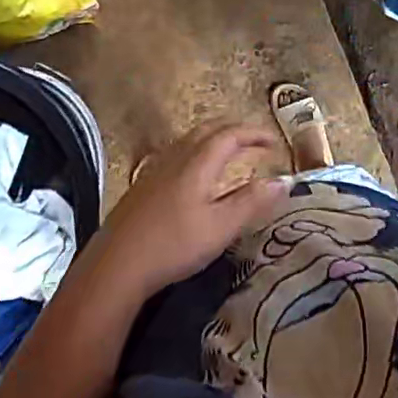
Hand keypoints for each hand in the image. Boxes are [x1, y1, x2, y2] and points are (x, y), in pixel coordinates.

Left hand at [84, 122, 291, 300]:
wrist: (114, 267)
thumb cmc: (173, 245)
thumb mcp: (221, 227)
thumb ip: (252, 201)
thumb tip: (283, 180)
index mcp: (198, 163)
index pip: (230, 135)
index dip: (254, 134)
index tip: (274, 141)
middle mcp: (175, 158)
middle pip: (207, 130)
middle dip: (234, 130)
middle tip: (254, 141)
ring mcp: (154, 171)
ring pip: (188, 141)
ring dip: (213, 139)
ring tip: (229, 153)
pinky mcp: (141, 187)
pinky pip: (175, 155)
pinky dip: (196, 153)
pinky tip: (194, 176)